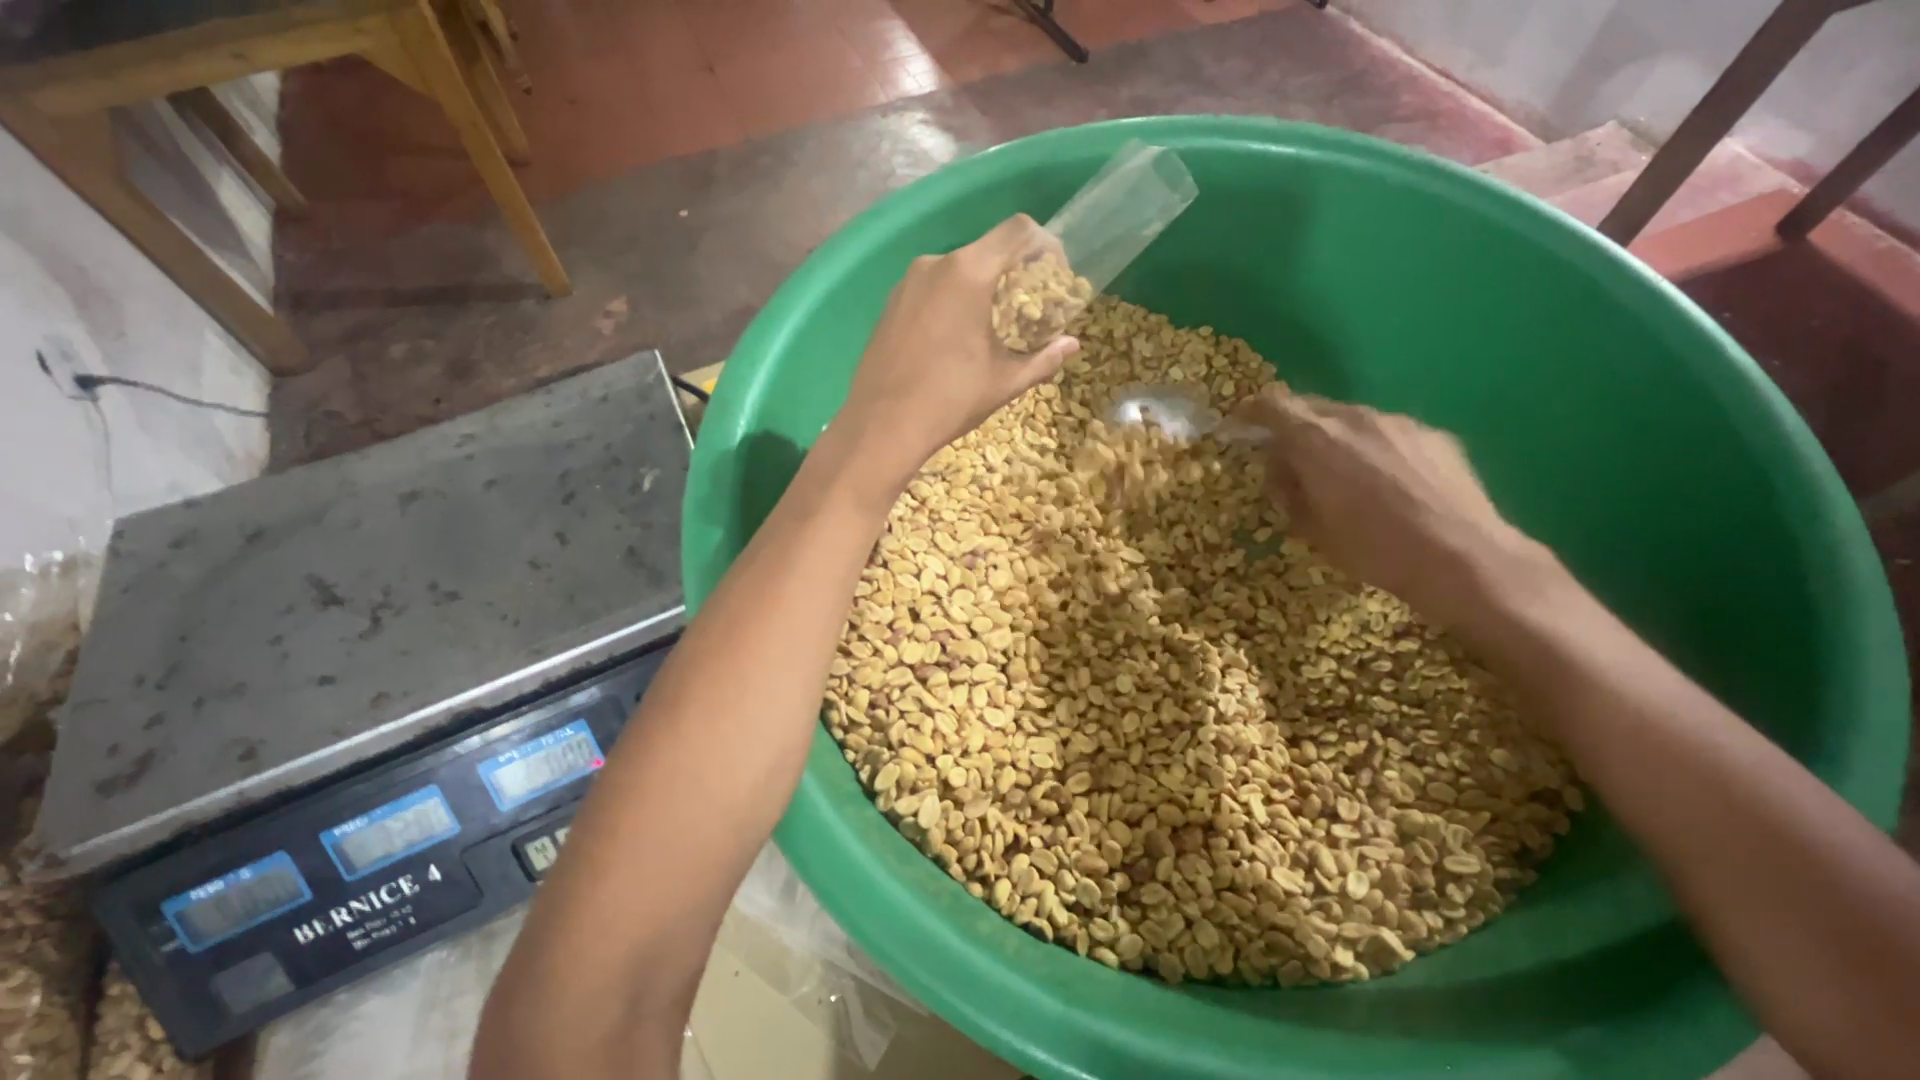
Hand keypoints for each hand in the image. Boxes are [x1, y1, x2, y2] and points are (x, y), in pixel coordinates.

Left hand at [824, 214, 1080, 498]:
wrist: (881, 425)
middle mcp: (935, 264)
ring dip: (983, 287)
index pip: (1019, 230)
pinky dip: (954, 299)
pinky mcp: (891, 301)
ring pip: (959, 269)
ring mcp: (908, 281)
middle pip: (988, 249)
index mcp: (968, 273)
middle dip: (1015, 271)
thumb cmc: (949, 400)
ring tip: (994, 326)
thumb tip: (1072, 345)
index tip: (1055, 276)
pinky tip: (957, 337)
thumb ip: (1043, 358)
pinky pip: (933, 287)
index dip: (1046, 244)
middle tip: (1030, 306)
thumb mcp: (1004, 381)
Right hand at [1232, 383, 1559, 627]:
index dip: (1252, 412)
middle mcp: (1356, 418)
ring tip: (1344, 475)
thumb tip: (1282, 472)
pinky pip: (1391, 434)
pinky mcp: (1434, 436)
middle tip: (1290, 458)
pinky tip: (1390, 483)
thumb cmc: (1374, 549)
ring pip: (1355, 420)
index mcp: (1317, 439)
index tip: (1241, 423)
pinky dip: (1377, 449)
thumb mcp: (1313, 530)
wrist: (1461, 557)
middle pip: (1314, 408)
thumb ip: (1290, 492)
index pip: (1273, 406)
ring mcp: (1400, 423)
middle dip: (1296, 427)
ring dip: (1338, 439)